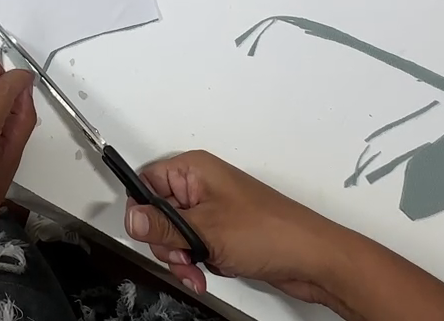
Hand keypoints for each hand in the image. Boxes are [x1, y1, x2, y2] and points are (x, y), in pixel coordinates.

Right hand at [125, 150, 359, 310]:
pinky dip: (195, 261)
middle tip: (182, 258)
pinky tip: (206, 273)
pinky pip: (193, 244)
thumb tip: (131, 218)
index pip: (146, 182)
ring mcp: (211, 208)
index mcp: (193, 169)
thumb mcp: (206, 231)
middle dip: (166, 242)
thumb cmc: (268, 232)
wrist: (313, 259)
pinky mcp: (221, 230)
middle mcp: (199, 184)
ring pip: (175, 232)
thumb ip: (163, 226)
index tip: (150, 236)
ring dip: (181, 257)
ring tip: (198, 271)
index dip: (142, 211)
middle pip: (158, 211)